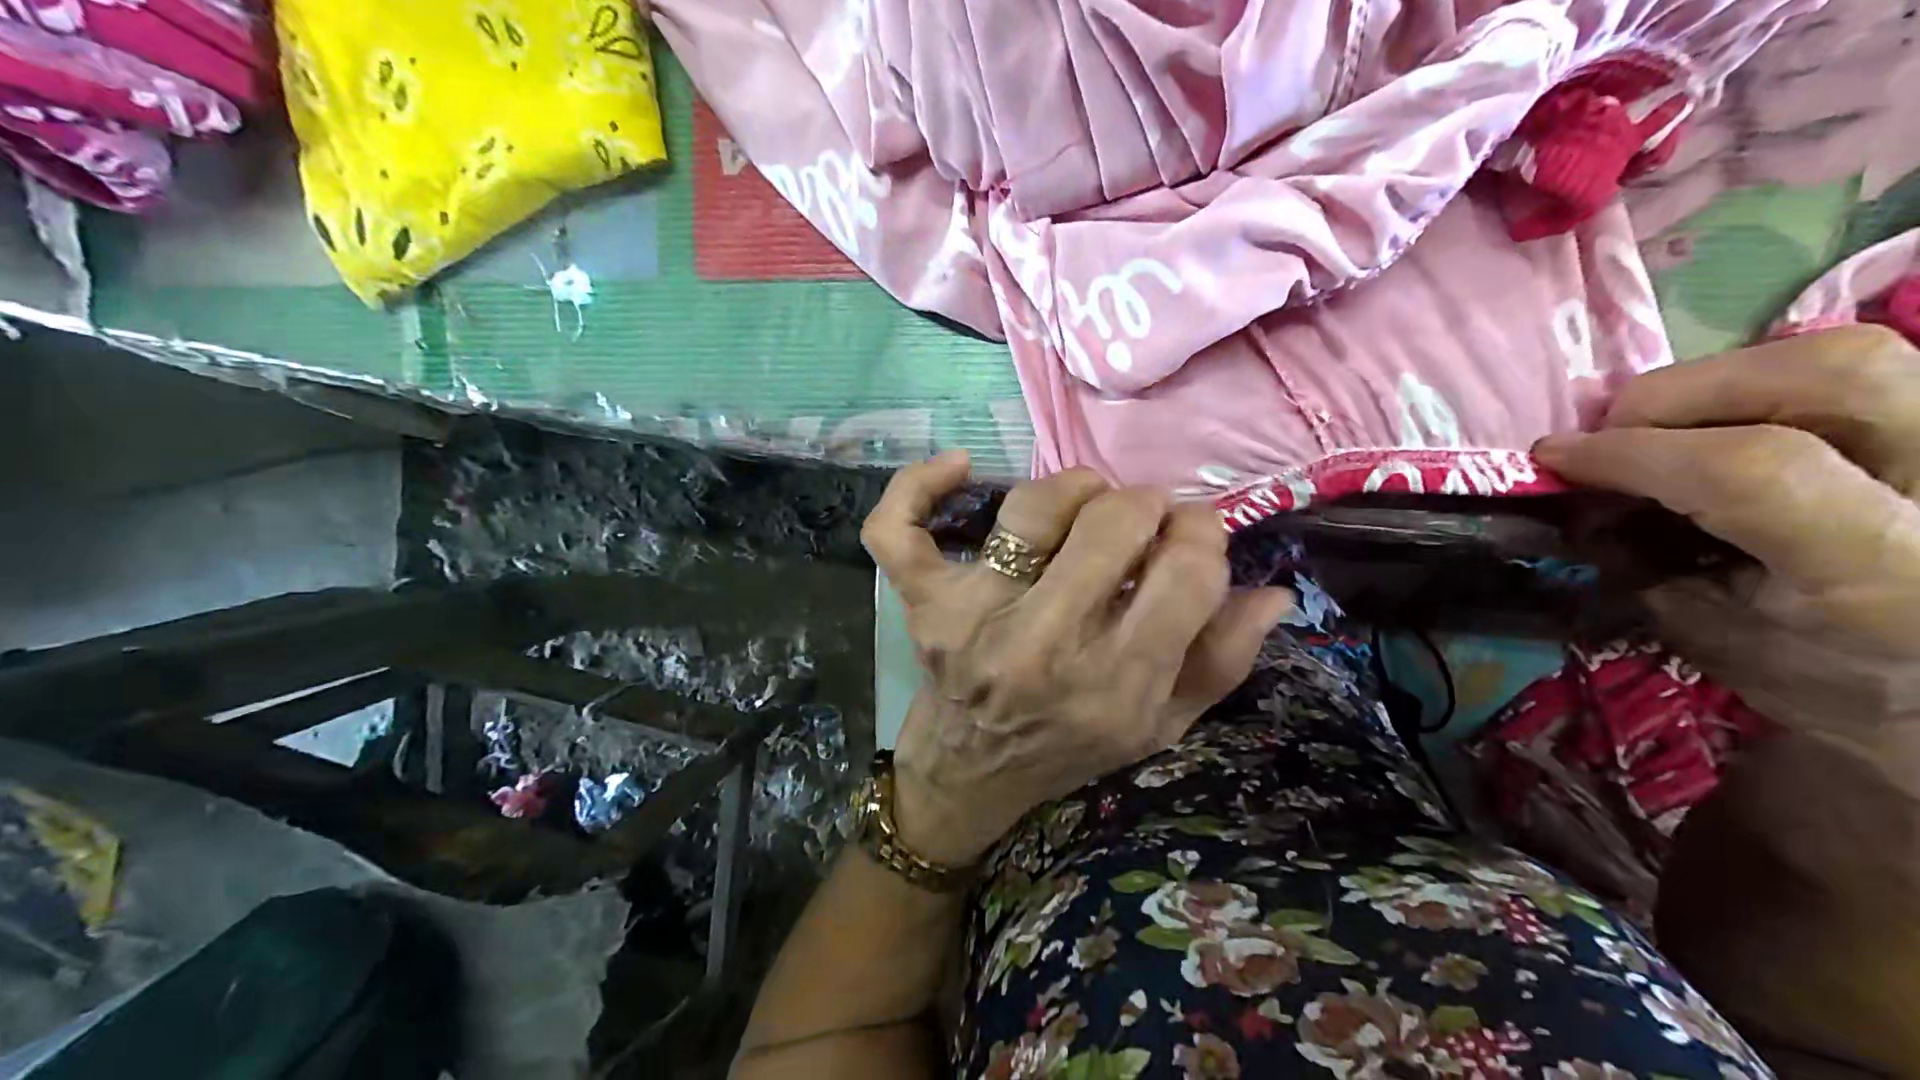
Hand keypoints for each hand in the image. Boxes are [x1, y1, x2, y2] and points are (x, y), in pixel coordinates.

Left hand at [860, 453, 1292, 865]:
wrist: (972, 773)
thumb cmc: (1072, 745)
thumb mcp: (1161, 726)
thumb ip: (1221, 660)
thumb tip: (1271, 589)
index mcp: (1117, 684)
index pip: (1186, 573)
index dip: (1202, 536)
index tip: (1192, 536)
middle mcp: (1042, 647)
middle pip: (1110, 524)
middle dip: (1144, 506)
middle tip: (1143, 519)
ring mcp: (972, 620)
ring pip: (1029, 507)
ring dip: (1073, 487)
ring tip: (1086, 505)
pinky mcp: (922, 605)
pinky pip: (898, 530)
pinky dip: (918, 487)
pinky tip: (960, 466)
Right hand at [1534, 325, 1919, 784]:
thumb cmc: (1837, 683)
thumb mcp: (1723, 642)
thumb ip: (1651, 564)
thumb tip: (1583, 501)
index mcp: (1892, 572)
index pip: (1753, 469)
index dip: (1632, 451)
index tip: (1553, 460)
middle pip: (1825, 374)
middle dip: (1677, 394)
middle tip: (1611, 436)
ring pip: (1846, 353)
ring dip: (1717, 380)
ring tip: (1660, 426)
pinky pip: (1853, 370)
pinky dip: (1759, 387)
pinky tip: (1718, 427)